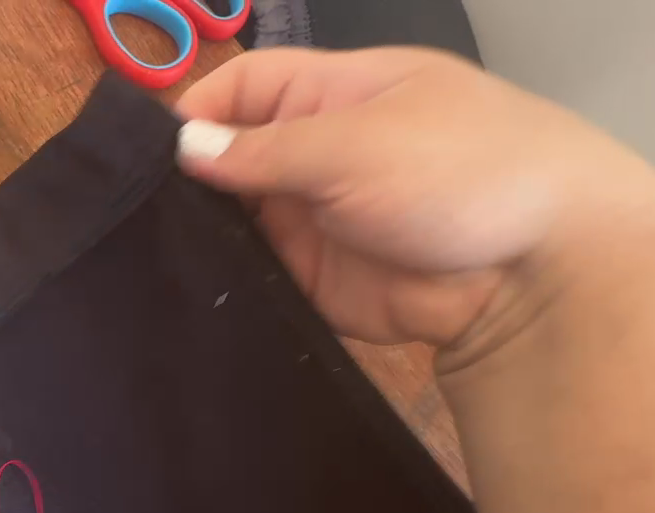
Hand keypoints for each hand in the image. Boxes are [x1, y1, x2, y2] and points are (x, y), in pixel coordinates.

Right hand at [175, 47, 654, 358]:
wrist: (522, 274)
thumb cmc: (459, 173)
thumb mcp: (357, 144)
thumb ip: (264, 150)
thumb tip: (182, 147)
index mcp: (330, 96)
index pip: (243, 87)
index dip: (195, 108)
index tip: (145, 155)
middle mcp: (307, 153)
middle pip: (224, 154)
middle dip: (183, 177)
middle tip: (132, 212)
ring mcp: (301, 217)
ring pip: (227, 217)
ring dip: (195, 230)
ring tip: (143, 250)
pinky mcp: (298, 273)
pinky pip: (244, 269)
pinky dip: (215, 274)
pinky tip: (179, 283)